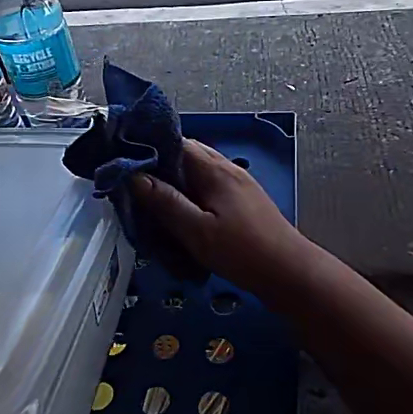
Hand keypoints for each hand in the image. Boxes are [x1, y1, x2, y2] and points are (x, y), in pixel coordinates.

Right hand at [131, 140, 323, 301]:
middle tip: (135, 185)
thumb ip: (165, 202)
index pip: (176, 142)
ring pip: (198, 172)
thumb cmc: (244, 252)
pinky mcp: (243, 200)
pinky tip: (183, 214)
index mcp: (215, 170)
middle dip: (160, 166)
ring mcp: (238, 184)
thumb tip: (135, 177)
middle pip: (187, 155)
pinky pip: (210, 186)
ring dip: (177, 181)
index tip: (125, 162)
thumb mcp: (196, 230)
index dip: (149, 148)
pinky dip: (192, 193)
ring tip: (154, 202)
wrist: (287, 271)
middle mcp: (228, 169)